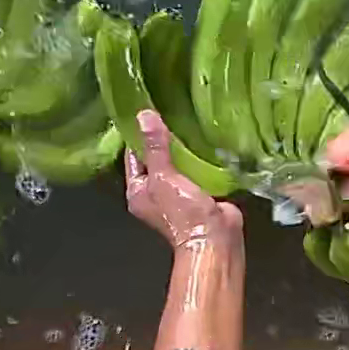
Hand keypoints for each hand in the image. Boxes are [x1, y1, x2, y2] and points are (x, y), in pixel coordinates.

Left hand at [125, 110, 243, 253]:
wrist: (215, 238)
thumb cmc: (182, 213)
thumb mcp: (163, 176)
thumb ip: (155, 146)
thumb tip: (144, 115)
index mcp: (137, 191)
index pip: (133, 156)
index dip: (138, 135)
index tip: (148, 112)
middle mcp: (154, 193)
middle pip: (156, 159)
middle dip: (163, 140)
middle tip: (170, 112)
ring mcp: (178, 194)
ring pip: (177, 164)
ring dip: (183, 148)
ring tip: (188, 121)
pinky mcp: (199, 193)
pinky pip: (196, 169)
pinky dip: (199, 158)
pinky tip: (205, 140)